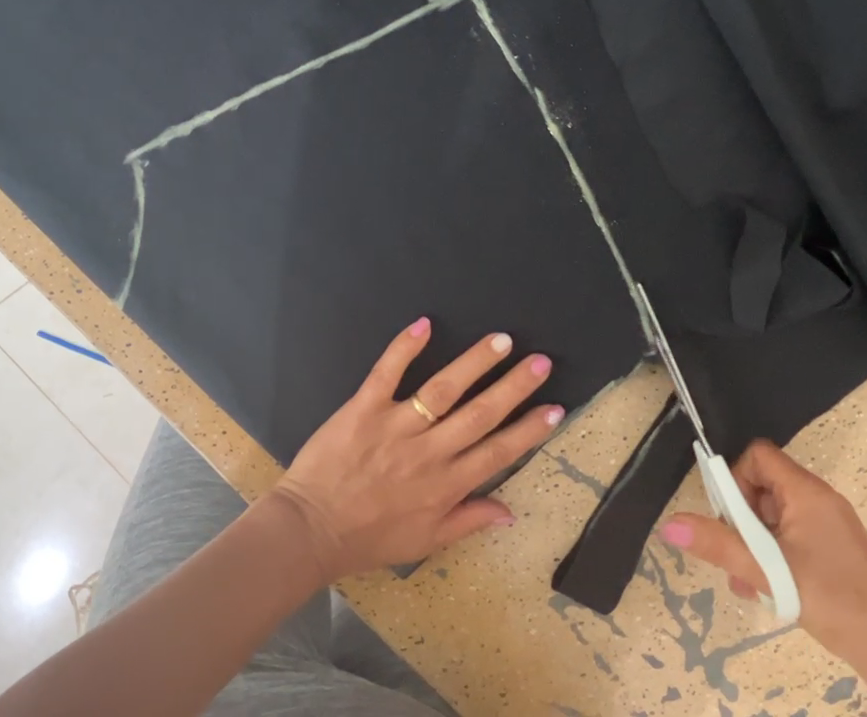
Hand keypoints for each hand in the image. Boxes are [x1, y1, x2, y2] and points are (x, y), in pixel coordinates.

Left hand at [268, 317, 564, 583]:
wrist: (310, 529)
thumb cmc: (368, 538)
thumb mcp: (425, 542)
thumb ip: (468, 520)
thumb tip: (510, 511)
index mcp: (447, 485)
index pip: (498, 452)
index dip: (530, 430)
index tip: (555, 408)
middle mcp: (429, 453)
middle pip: (480, 413)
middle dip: (514, 387)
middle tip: (540, 362)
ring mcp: (396, 427)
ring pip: (444, 389)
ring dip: (475, 363)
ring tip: (501, 340)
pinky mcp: (364, 408)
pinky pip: (387, 372)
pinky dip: (405, 347)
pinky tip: (425, 324)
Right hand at [659, 441, 866, 714]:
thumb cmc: (831, 599)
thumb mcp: (766, 571)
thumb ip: (716, 544)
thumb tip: (668, 524)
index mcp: (807, 493)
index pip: (758, 455)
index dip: (735, 478)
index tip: (729, 518)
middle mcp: (820, 500)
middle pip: (763, 486)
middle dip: (740, 519)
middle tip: (734, 557)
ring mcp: (831, 525)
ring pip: (775, 516)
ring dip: (754, 543)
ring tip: (748, 584)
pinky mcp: (836, 549)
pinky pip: (793, 535)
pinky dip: (775, 555)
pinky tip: (771, 590)